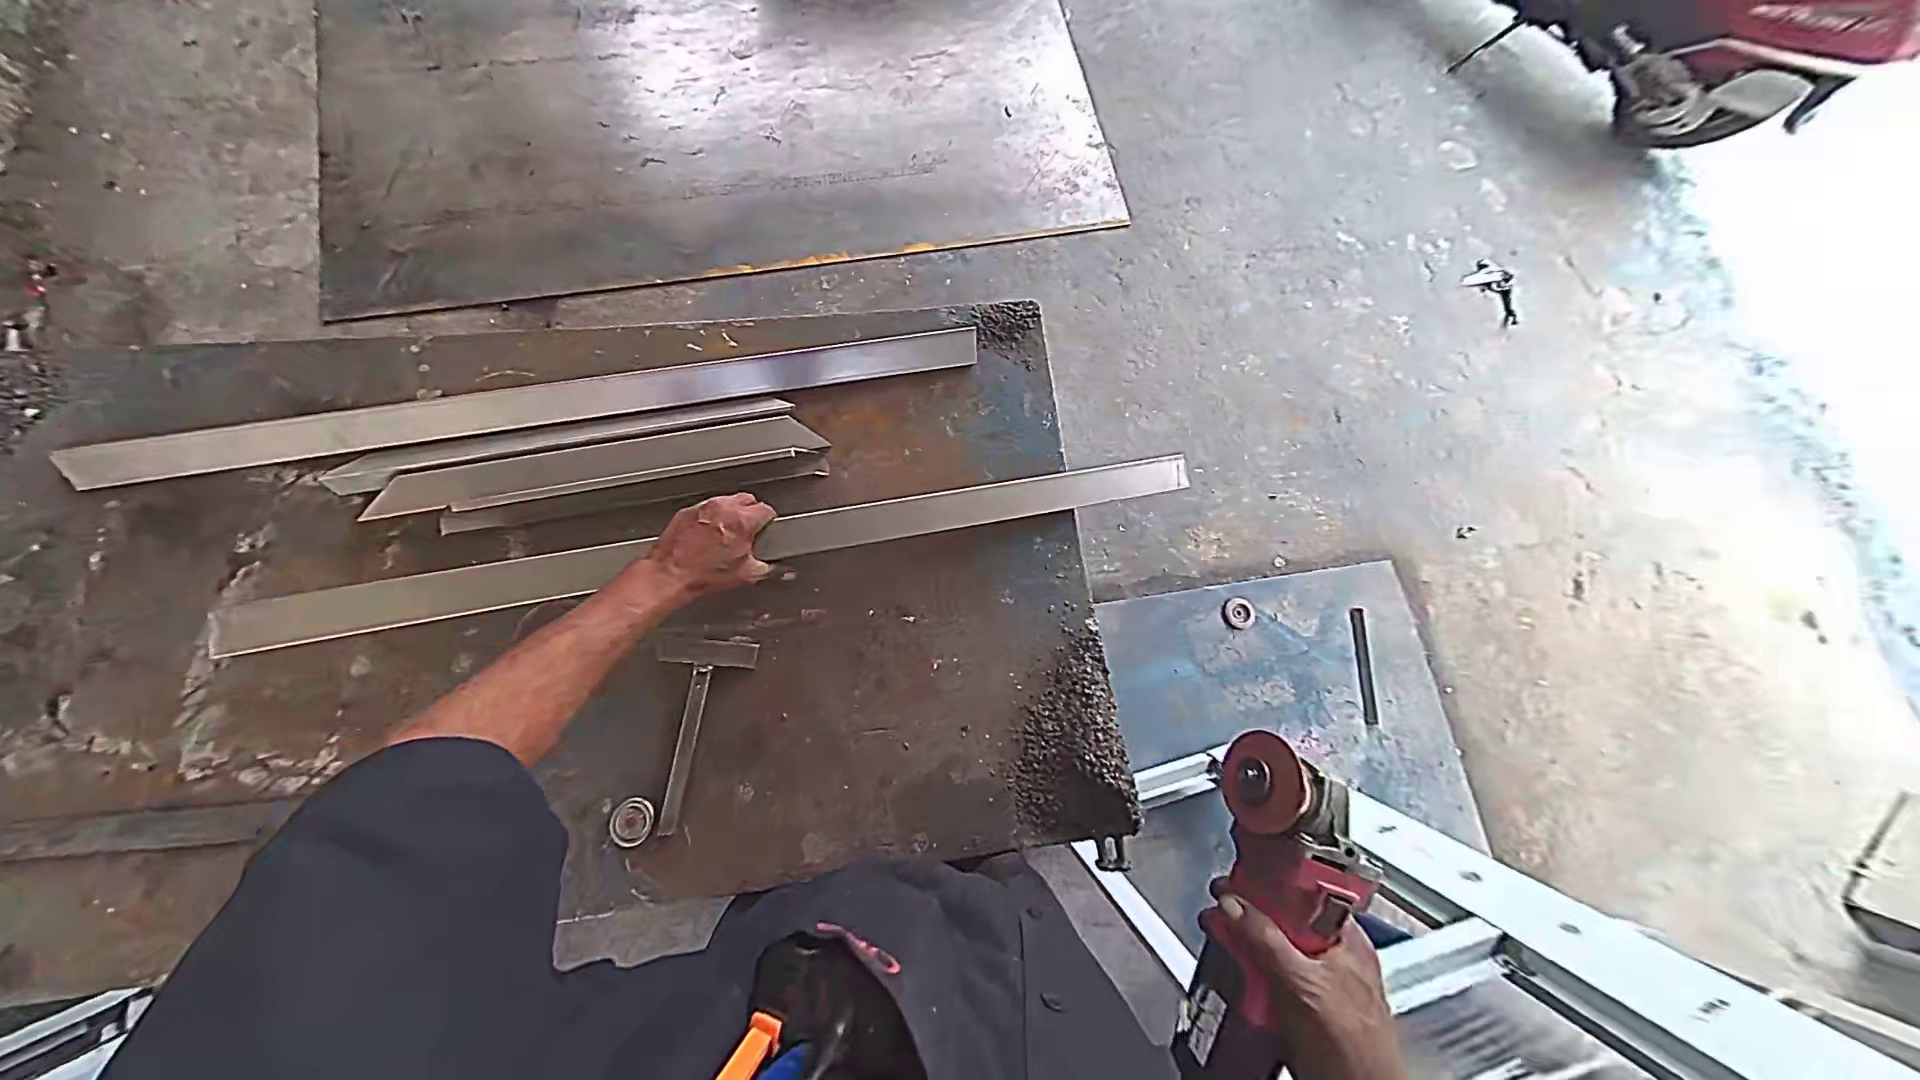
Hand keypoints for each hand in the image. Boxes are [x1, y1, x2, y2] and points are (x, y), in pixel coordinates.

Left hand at [637, 493, 776, 596]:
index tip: (766, 528)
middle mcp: (724, 509)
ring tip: (727, 533)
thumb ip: (766, 565)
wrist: (670, 575)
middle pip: (747, 499)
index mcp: (742, 521)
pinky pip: (707, 508)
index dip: (768, 521)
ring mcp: (704, 507)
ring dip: (731, 513)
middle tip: (748, 530)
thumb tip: (772, 565)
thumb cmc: (703, 574)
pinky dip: (711, 517)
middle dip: (750, 513)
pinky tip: (709, 534)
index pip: (766, 510)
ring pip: (727, 501)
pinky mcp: (688, 511)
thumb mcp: (746, 574)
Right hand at [1201, 878, 1406, 1079]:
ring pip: (1270, 948)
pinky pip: (1264, 976)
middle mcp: (1330, 957)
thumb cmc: (1357, 1053)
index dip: (1271, 881)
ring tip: (1218, 934)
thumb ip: (1266, 941)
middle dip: (1247, 913)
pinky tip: (1232, 971)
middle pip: (1281, 919)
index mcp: (1345, 940)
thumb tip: (1233, 904)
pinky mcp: (1297, 1006)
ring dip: (1242, 941)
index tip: (1239, 876)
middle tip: (1220, 908)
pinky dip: (1245, 971)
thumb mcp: (1303, 984)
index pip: (1305, 893)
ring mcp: (1313, 983)